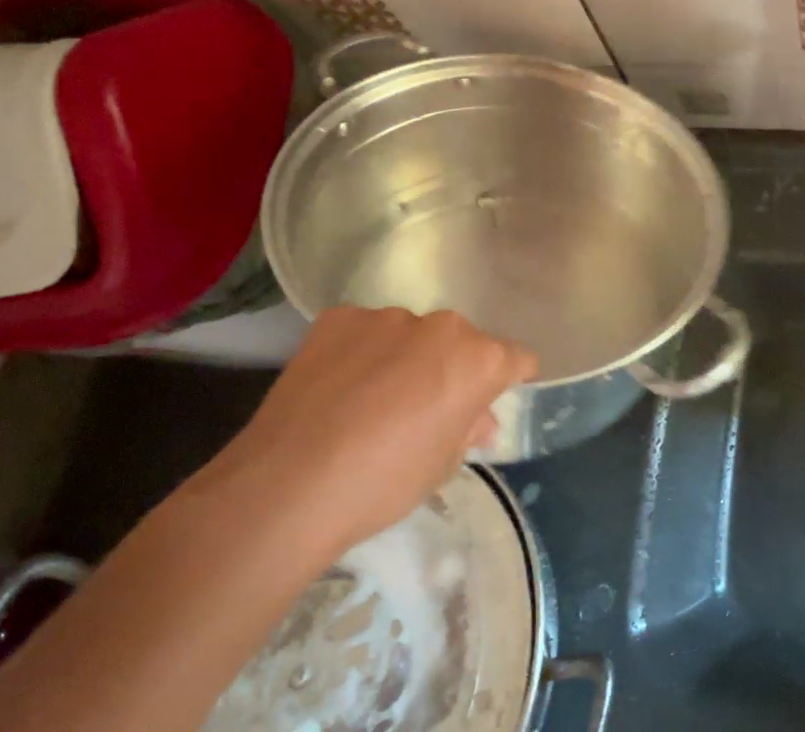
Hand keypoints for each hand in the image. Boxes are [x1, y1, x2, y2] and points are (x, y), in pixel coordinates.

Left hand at [186, 306, 535, 555]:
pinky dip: (361, 352)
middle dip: (452, 368)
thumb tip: (476, 418)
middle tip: (424, 409)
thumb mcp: (444, 466)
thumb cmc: (384, 483)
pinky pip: (365, 331)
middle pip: (463, 342)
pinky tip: (339, 387)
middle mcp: (443, 327)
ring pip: (412, 335)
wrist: (287, 487)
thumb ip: (468, 429)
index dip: (507, 383)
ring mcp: (388, 318)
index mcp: (481, 361)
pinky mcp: (338, 319)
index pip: (517, 359)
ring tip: (371, 400)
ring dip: (405, 358)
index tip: (485, 406)